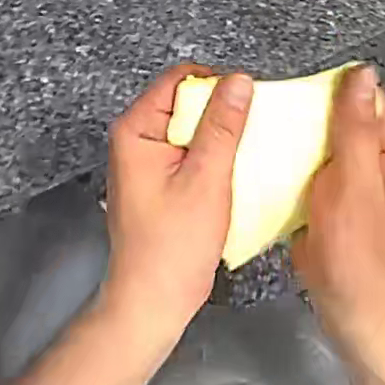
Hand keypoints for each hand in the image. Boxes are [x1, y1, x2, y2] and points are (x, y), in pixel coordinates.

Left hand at [101, 63, 253, 342]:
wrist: (151, 305)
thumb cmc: (172, 248)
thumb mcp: (205, 179)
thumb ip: (222, 125)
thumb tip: (238, 80)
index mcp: (136, 127)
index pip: (179, 78)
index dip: (215, 83)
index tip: (246, 101)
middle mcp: (135, 135)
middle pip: (185, 99)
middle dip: (219, 110)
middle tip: (248, 131)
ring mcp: (145, 156)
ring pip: (190, 123)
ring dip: (218, 134)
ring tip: (243, 151)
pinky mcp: (158, 175)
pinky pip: (188, 146)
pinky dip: (211, 152)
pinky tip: (230, 170)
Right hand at [292, 65, 384, 352]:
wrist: (349, 309)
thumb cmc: (357, 251)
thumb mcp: (355, 185)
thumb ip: (356, 127)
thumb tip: (361, 70)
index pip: (360, 93)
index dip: (325, 89)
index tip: (289, 93)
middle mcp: (381, 148)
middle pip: (338, 107)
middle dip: (306, 109)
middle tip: (270, 113)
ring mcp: (357, 166)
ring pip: (321, 129)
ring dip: (296, 130)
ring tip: (265, 129)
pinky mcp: (335, 182)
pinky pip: (312, 152)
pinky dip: (294, 151)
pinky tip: (272, 152)